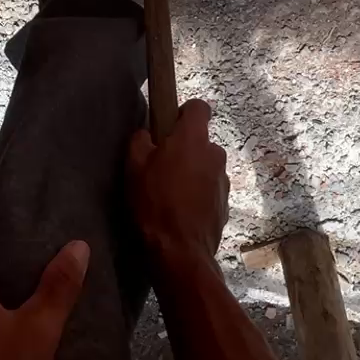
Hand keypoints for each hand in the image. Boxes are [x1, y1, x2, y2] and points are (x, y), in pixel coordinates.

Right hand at [127, 99, 229, 271]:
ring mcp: (223, 179)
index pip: (199, 106)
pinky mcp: (226, 203)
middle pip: (201, 140)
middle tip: (162, 167)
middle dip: (185, 148)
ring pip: (206, 165)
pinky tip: (182, 211)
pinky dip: (199, 194)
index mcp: (194, 138)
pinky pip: (210, 188)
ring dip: (192, 172)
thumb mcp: (134, 166)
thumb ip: (141, 140)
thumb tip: (148, 134)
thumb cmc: (154, 203)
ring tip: (171, 194)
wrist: (180, 253)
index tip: (168, 127)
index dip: (183, 112)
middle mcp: (215, 153)